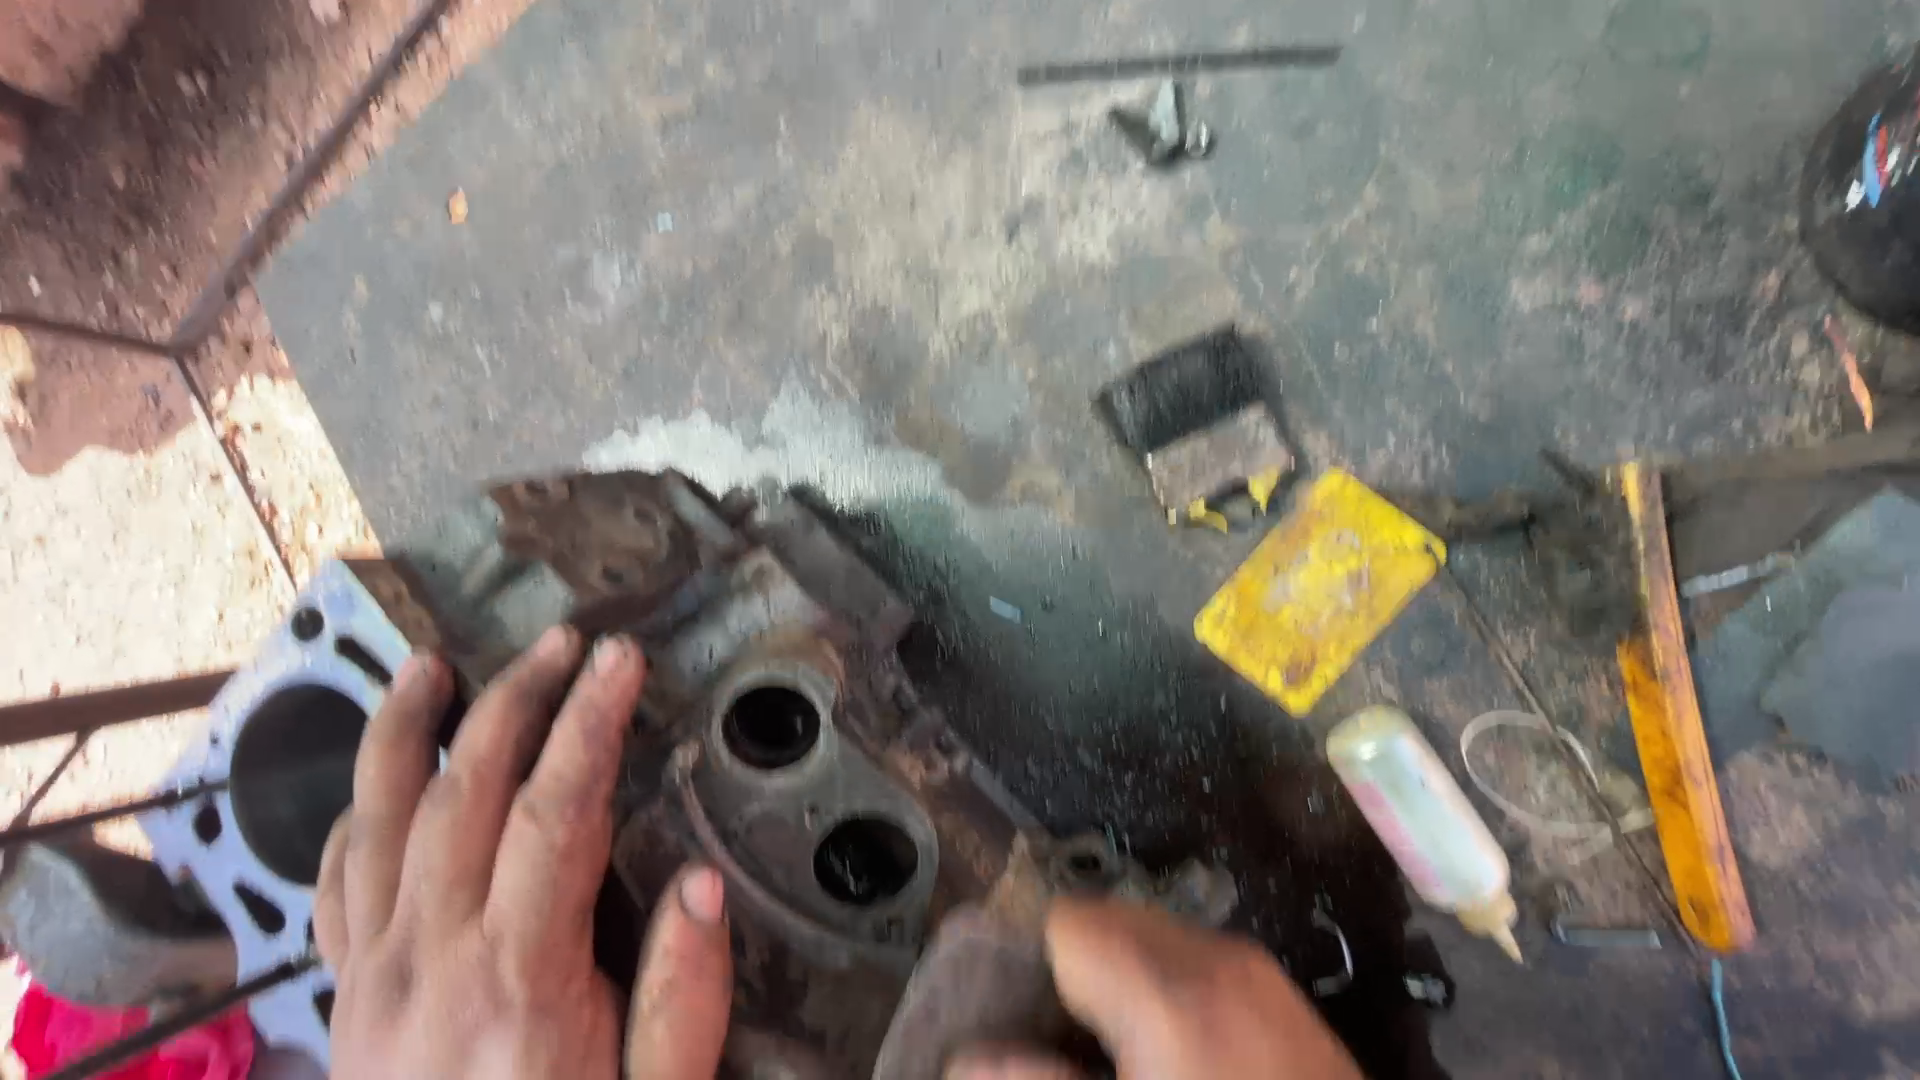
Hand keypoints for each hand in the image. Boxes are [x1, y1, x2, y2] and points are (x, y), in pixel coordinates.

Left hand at [312, 627, 733, 1078]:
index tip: (621, 658)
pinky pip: (336, 886)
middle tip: (563, 640)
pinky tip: (379, 777)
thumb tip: (704, 882)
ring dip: (408, 731)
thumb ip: (684, 998)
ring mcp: (370, 977)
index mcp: (521, 978)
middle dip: (518, 700)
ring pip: (380, 822)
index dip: (591, 723)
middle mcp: (431, 960)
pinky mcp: (343, 997)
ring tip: (432, 663)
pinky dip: (353, 814)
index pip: (560, 813)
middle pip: (467, 793)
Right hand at [949, 899, 1362, 1079]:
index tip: (1026, 1024)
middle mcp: (1216, 956)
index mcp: (1170, 989)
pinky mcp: (1283, 996)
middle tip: (1069, 1044)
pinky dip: (1168, 991)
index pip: (1064, 922)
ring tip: (1123, 1053)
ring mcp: (1258, 972)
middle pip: (1108, 921)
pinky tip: (1179, 1055)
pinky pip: (1197, 963)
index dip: (1031, 969)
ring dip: (1121, 981)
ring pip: (1152, 940)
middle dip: (1075, 974)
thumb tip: (962, 1055)